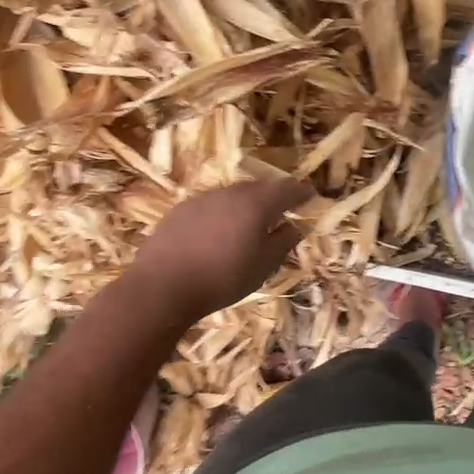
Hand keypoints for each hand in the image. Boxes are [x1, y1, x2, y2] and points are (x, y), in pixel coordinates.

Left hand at [126, 178, 314, 317]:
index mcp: (256, 204)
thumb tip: (295, 227)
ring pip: (233, 194)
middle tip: (284, 208)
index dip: (301, 193)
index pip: (287, 189)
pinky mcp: (180, 210)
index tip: (311, 196)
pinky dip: (224, 212)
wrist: (162, 286)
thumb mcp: (264, 266)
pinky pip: (212, 204)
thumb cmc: (223, 278)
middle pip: (259, 187)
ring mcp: (202, 198)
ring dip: (247, 203)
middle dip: (274, 195)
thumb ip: (283, 242)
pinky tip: (220, 231)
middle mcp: (230, 193)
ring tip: (252, 221)